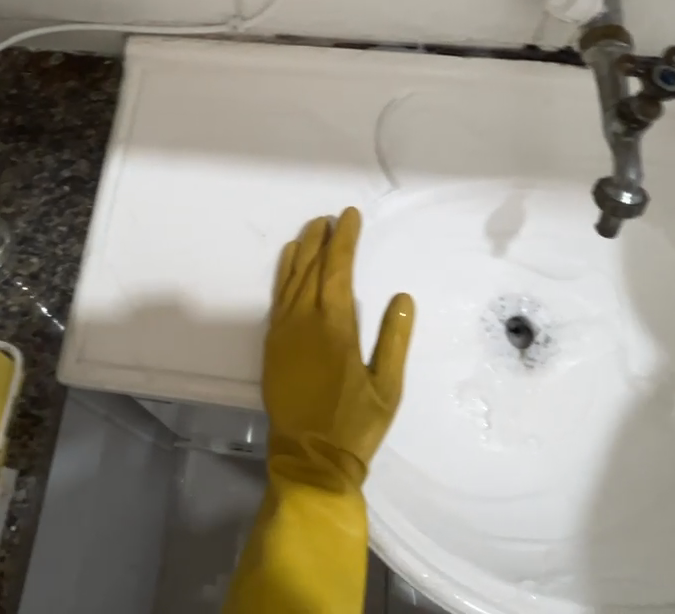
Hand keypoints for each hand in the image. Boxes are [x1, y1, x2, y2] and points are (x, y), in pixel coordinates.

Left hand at [261, 208, 414, 490]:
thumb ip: (394, 340)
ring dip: (302, 250)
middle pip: (311, 267)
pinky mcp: (272, 342)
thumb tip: (402, 298)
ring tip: (313, 229)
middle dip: (322, 238)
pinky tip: (290, 260)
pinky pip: (278, 296)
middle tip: (332, 217)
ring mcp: (284, 330)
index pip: (337, 270)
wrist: (309, 457)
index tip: (350, 217)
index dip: (344, 240)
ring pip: (291, 278)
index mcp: (335, 328)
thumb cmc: (355, 425)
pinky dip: (284, 273)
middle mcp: (304, 321)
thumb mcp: (387, 388)